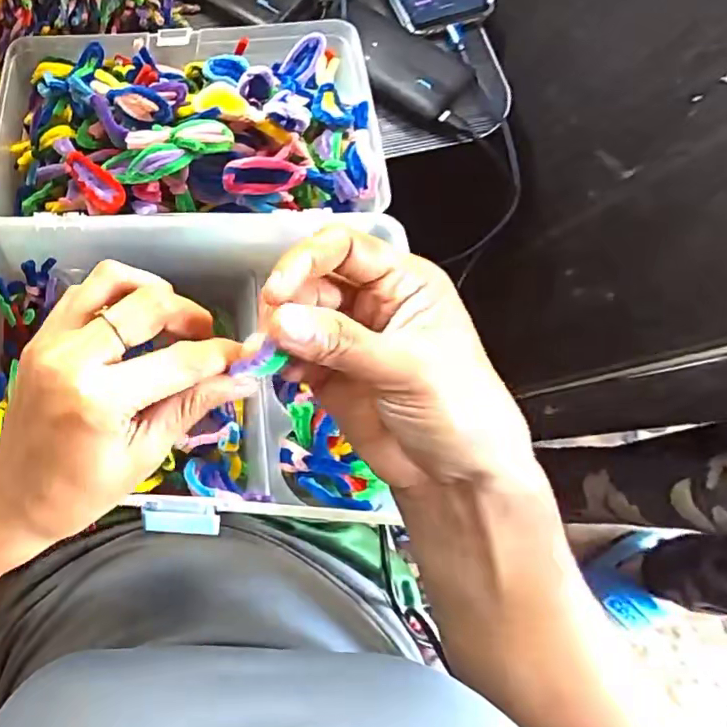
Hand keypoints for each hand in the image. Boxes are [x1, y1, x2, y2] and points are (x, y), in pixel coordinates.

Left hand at [0, 260, 250, 557]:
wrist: (15, 495)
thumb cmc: (79, 492)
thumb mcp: (143, 455)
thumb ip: (190, 406)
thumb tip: (240, 378)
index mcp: (99, 400)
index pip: (177, 361)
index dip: (219, 355)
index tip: (241, 354)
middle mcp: (71, 359)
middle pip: (146, 304)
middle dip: (189, 314)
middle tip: (205, 334)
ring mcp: (50, 342)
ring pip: (109, 280)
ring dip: (149, 290)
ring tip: (170, 318)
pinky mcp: (40, 338)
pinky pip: (82, 294)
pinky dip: (115, 296)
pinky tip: (133, 321)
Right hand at [258, 225, 536, 491]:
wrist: (455, 477)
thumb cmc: (459, 411)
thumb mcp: (407, 368)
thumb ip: (342, 342)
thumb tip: (280, 321)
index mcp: (401, 283)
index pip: (343, 249)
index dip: (305, 261)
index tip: (277, 292)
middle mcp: (369, 302)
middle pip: (309, 281)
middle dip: (284, 304)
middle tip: (269, 333)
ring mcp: (343, 337)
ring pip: (293, 317)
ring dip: (274, 335)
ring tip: (266, 358)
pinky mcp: (324, 370)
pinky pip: (288, 353)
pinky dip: (277, 361)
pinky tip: (283, 376)